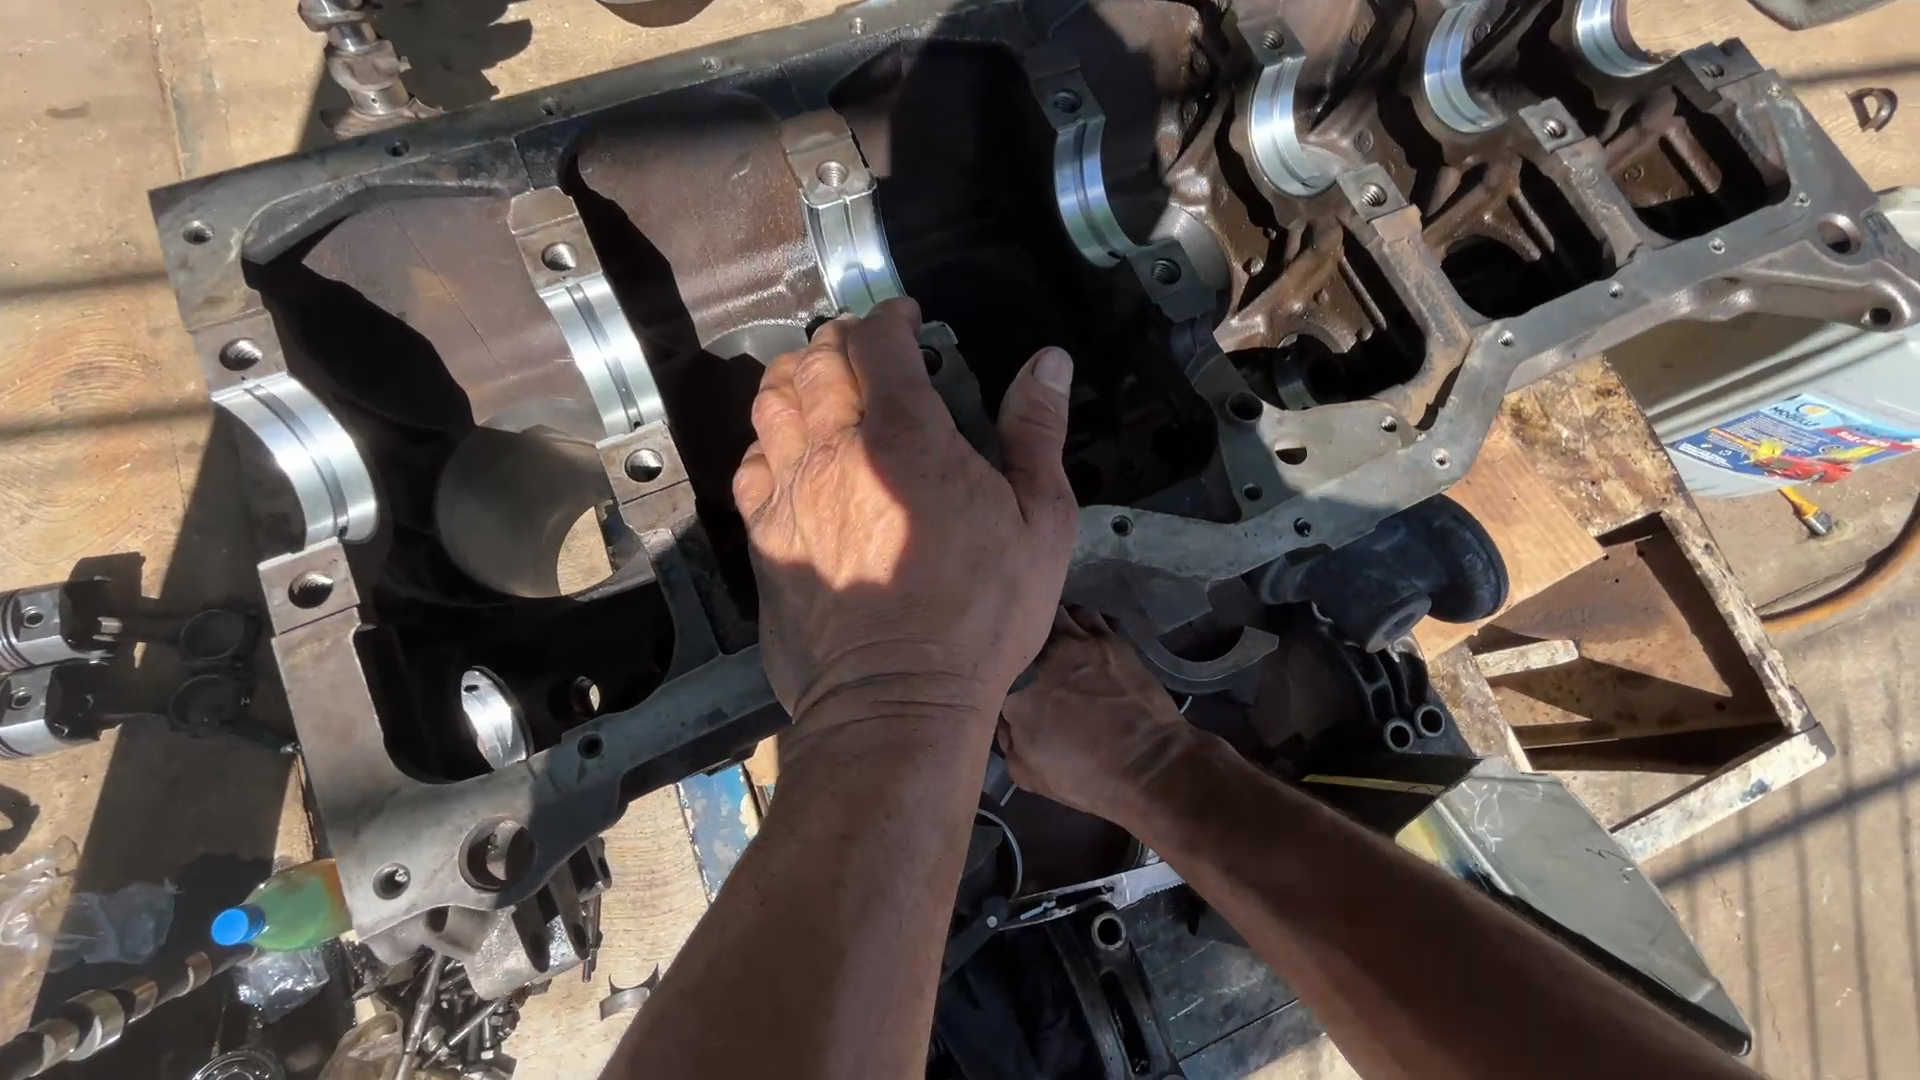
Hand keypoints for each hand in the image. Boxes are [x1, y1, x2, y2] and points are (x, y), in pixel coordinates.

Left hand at [731, 298, 1078, 739]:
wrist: (896, 700)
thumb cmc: (980, 617)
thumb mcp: (1041, 525)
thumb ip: (1038, 434)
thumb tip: (1049, 363)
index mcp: (905, 437)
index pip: (876, 340)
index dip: (890, 317)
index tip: (908, 321)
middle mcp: (834, 450)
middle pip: (814, 361)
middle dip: (841, 342)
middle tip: (868, 354)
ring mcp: (789, 492)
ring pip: (772, 402)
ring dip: (798, 380)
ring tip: (824, 389)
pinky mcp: (764, 536)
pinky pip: (750, 462)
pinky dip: (770, 439)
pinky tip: (792, 452)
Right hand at [999, 608, 1200, 822]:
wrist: (1151, 765)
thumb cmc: (1088, 777)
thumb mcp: (1029, 777)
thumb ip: (1008, 745)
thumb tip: (1007, 724)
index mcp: (1020, 697)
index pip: (1000, 684)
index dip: (1003, 691)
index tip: (1012, 700)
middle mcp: (1048, 662)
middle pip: (1027, 632)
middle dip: (1025, 640)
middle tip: (1027, 652)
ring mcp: (1084, 646)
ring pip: (1062, 613)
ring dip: (1057, 623)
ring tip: (1058, 636)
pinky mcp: (1116, 643)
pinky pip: (1095, 618)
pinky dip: (1088, 624)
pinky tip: (1088, 638)